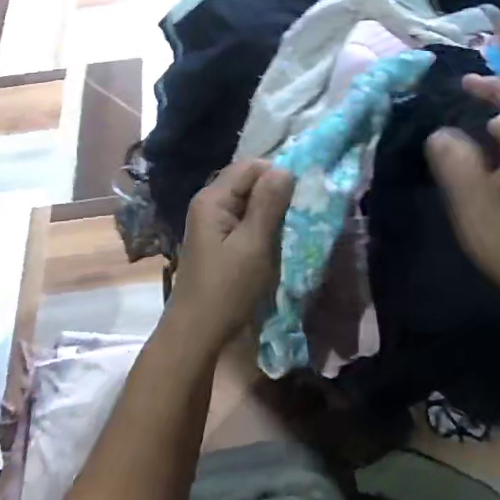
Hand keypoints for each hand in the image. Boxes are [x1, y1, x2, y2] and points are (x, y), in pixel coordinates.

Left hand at [168, 160, 295, 346]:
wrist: (197, 334)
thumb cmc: (226, 289)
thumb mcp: (253, 245)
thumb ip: (268, 204)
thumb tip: (285, 168)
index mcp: (212, 199)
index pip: (251, 166)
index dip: (278, 174)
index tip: (301, 197)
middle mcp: (209, 204)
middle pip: (249, 181)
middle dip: (276, 193)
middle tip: (300, 214)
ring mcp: (213, 223)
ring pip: (249, 202)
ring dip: (271, 211)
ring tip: (292, 228)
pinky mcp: (219, 241)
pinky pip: (245, 220)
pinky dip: (263, 226)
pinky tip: (275, 241)